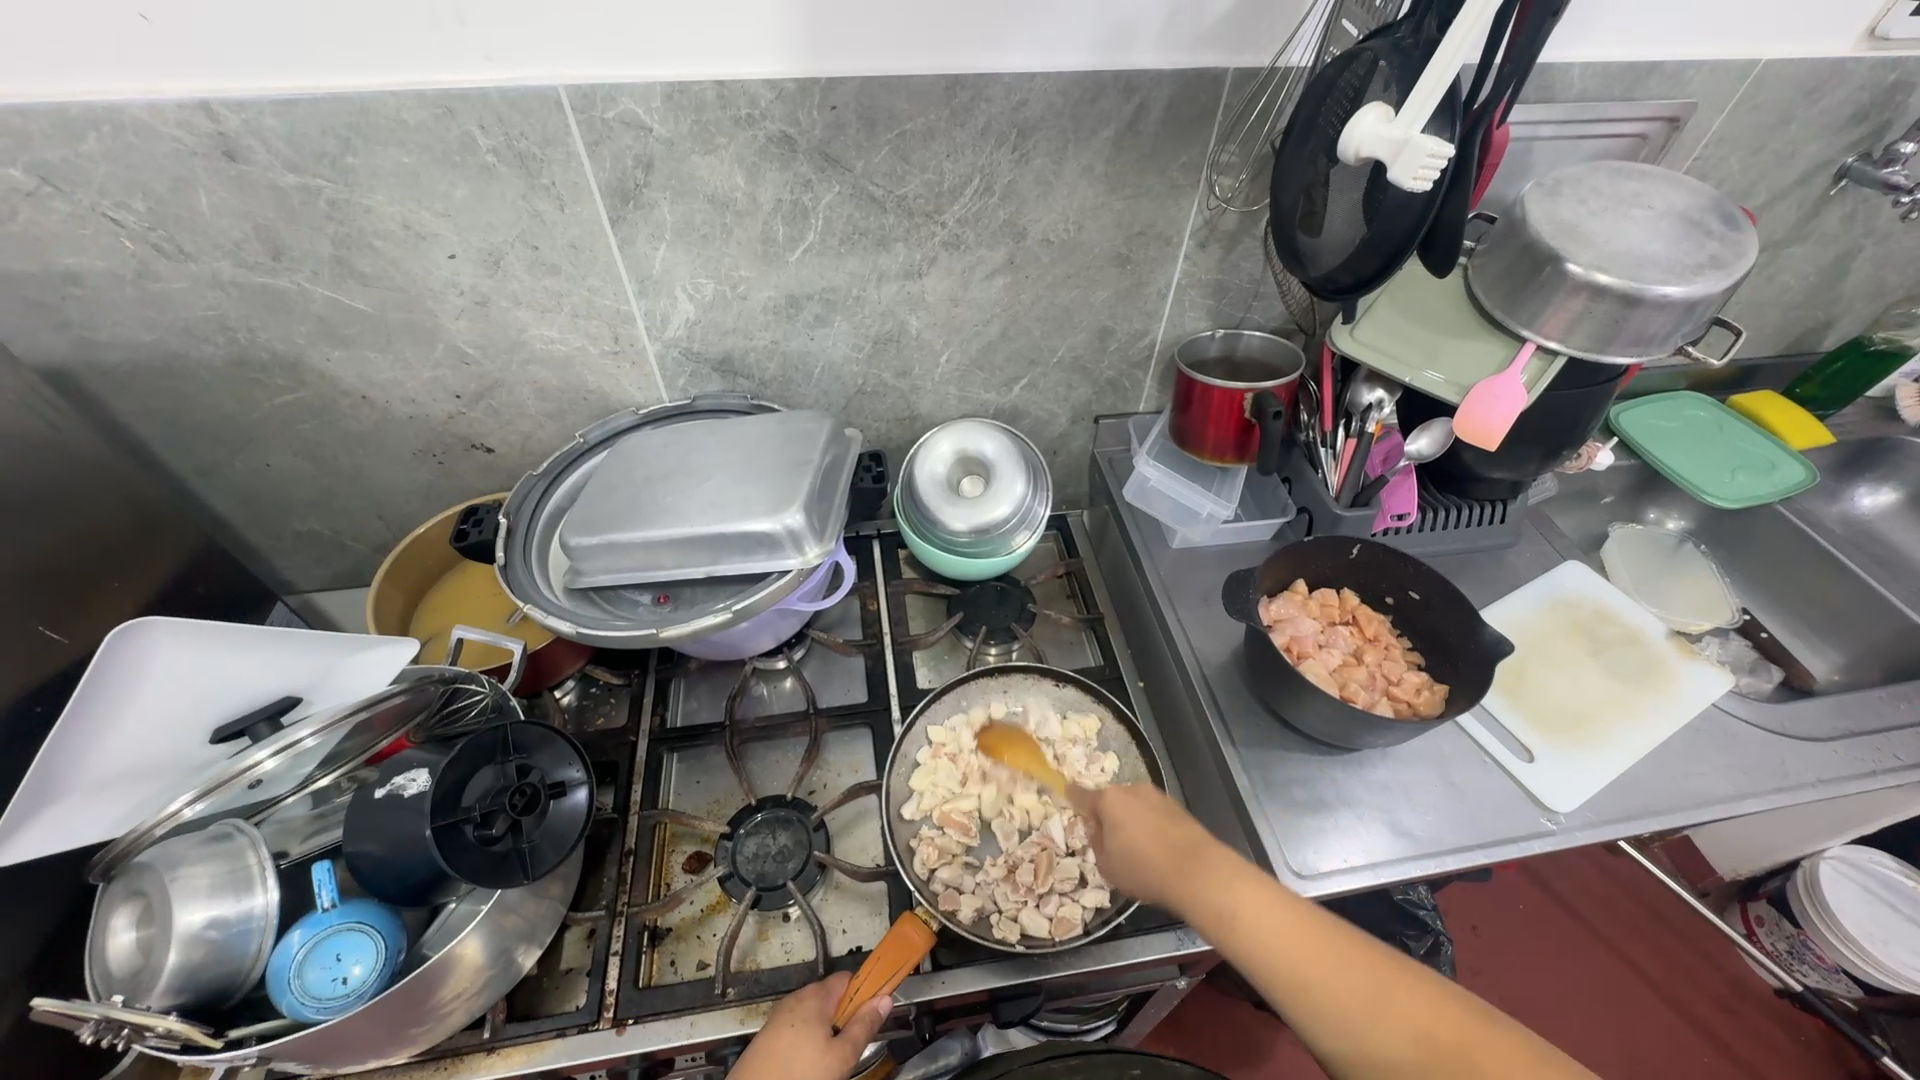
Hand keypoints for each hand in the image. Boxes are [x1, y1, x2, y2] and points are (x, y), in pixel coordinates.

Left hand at [727, 971, 889, 1079]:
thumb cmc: (801, 1074)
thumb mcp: (842, 1055)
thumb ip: (865, 1025)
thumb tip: (885, 999)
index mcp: (816, 995)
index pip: (848, 978)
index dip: (865, 991)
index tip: (875, 1010)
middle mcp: (796, 997)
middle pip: (831, 996)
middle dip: (845, 1015)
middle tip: (852, 1043)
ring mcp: (779, 1015)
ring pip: (814, 1013)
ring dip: (827, 1028)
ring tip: (831, 1057)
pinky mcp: (768, 1034)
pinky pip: (797, 1026)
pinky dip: (808, 1037)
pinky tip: (808, 1062)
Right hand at [1066, 783, 1228, 910]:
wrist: (1198, 872)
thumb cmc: (1143, 869)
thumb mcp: (1106, 865)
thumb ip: (1097, 843)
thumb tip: (1100, 829)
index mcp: (1108, 800)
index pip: (1081, 795)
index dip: (1072, 796)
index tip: (1066, 793)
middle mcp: (1132, 790)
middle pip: (1111, 801)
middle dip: (1108, 816)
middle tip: (1111, 843)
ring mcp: (1157, 796)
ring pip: (1134, 807)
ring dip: (1132, 821)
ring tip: (1139, 850)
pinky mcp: (1178, 807)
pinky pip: (1154, 814)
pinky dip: (1151, 827)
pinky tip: (1158, 850)